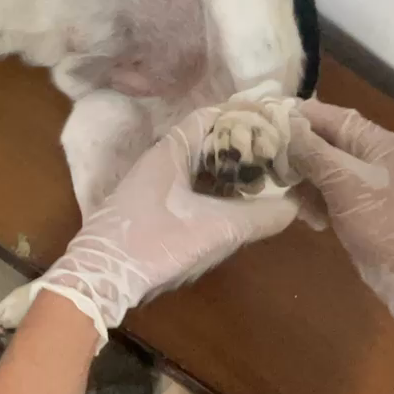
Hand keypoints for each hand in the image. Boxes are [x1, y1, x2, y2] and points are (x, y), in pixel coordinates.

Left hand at [34, 106, 300, 348]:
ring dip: (227, 172)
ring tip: (262, 183)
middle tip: (276, 158)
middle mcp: (159, 161)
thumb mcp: (215, 230)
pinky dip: (212, 192)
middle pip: (206, 141)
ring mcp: (151, 185)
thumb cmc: (154, 244)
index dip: (245, 116)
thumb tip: (293, 208)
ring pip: (197, 167)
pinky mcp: (148, 208)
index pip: (212, 116)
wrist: (99, 277)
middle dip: (241, 147)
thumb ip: (259, 217)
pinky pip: (187, 188)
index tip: (276, 125)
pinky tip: (233, 208)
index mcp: (170, 151)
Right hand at [286, 103, 393, 346]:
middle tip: (272, 167)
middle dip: (298, 155)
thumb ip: (314, 152)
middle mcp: (372, 154)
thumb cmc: (381, 222)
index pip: (331, 116)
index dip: (298, 117)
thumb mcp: (345, 184)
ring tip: (296, 200)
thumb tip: (284, 126)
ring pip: (320, 167)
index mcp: (377, 141)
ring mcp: (364, 179)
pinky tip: (311, 218)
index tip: (264, 122)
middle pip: (323, 141)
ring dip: (304, 182)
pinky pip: (325, 190)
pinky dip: (314, 200)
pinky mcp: (356, 202)